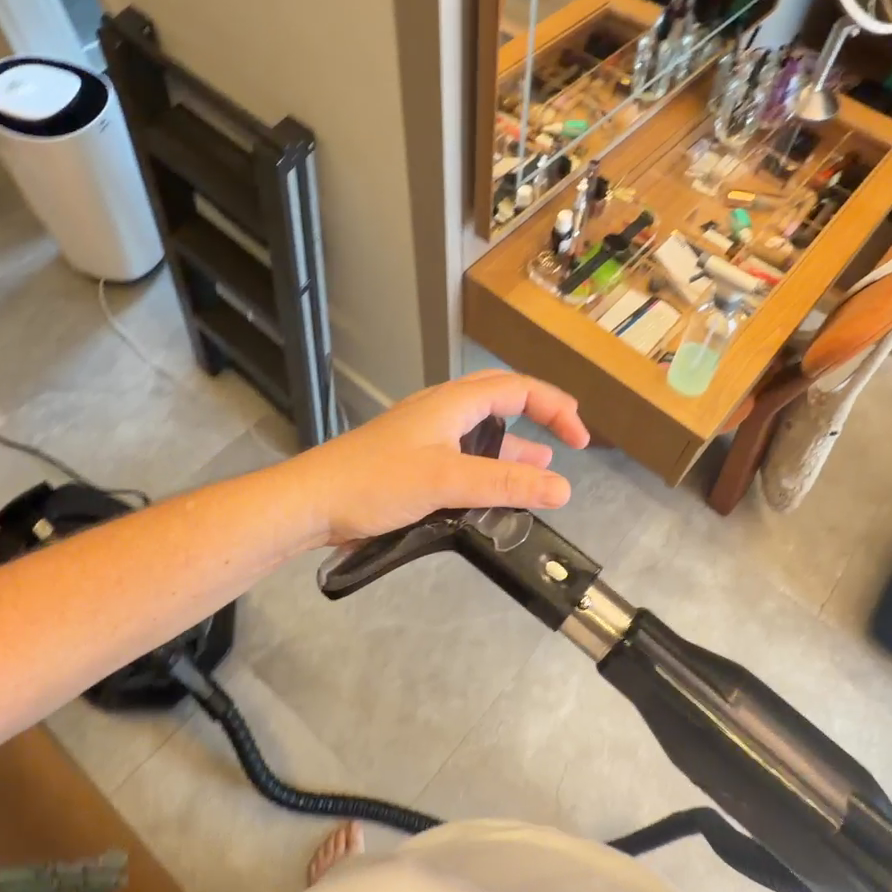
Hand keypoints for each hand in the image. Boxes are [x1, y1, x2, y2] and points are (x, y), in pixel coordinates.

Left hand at [287, 371, 590, 546]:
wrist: (311, 502)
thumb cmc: (376, 482)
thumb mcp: (446, 481)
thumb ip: (505, 484)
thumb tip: (563, 487)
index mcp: (452, 403)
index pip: (517, 389)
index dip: (554, 407)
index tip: (580, 439)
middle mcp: (442, 413)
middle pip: (501, 402)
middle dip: (538, 416)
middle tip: (568, 439)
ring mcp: (426, 439)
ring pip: (482, 436)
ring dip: (514, 452)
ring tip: (542, 476)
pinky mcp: (413, 465)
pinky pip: (463, 461)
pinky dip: (488, 473)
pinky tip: (496, 497)